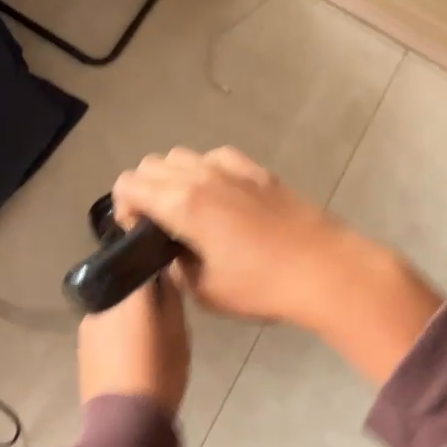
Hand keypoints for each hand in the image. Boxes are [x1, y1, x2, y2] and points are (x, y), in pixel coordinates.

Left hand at [77, 280, 189, 414]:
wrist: (124, 421)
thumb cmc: (160, 371)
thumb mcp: (179, 333)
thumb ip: (171, 295)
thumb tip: (164, 272)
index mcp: (130, 292)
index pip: (141, 262)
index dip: (154, 267)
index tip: (165, 279)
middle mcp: (104, 300)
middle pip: (125, 286)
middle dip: (140, 296)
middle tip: (159, 317)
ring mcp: (88, 323)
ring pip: (113, 308)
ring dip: (125, 316)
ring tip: (143, 341)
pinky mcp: (81, 345)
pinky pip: (102, 328)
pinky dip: (114, 334)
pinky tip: (127, 355)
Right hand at [110, 148, 383, 328]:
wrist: (323, 269)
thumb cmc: (261, 286)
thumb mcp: (205, 290)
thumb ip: (176, 266)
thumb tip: (170, 253)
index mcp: (182, 204)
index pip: (130, 184)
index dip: (122, 206)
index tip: (135, 231)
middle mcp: (201, 176)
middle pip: (151, 164)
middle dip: (144, 189)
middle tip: (157, 223)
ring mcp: (231, 168)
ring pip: (182, 156)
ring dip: (172, 177)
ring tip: (186, 210)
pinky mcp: (256, 170)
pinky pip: (215, 157)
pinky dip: (204, 170)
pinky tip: (218, 197)